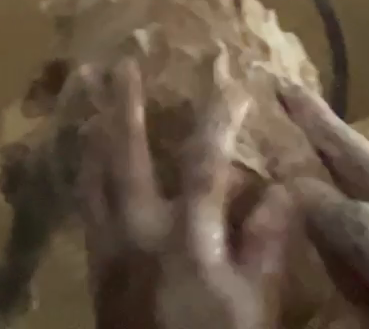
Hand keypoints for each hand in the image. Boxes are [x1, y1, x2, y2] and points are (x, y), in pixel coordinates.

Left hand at [76, 59, 292, 328]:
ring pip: (93, 172)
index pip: (203, 161)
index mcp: (185, 234)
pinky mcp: (95, 262)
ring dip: (95, 132)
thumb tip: (284, 188)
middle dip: (125, 104)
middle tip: (120, 63)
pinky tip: (86, 162)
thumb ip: (267, 245)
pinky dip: (85, 173)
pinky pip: (84, 203)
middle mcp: (138, 227)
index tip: (231, 80)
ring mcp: (109, 243)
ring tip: (89, 98)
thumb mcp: (255, 306)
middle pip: (126, 152)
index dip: (219, 117)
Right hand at [276, 81, 368, 328]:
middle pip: (354, 159)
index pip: (336, 135)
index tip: (279, 79)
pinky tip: (354, 235)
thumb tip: (288, 181)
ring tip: (315, 181)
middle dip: (323, 144)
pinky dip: (360, 217)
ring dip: (341, 181)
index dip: (306, 111)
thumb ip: (327, 207)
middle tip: (290, 129)